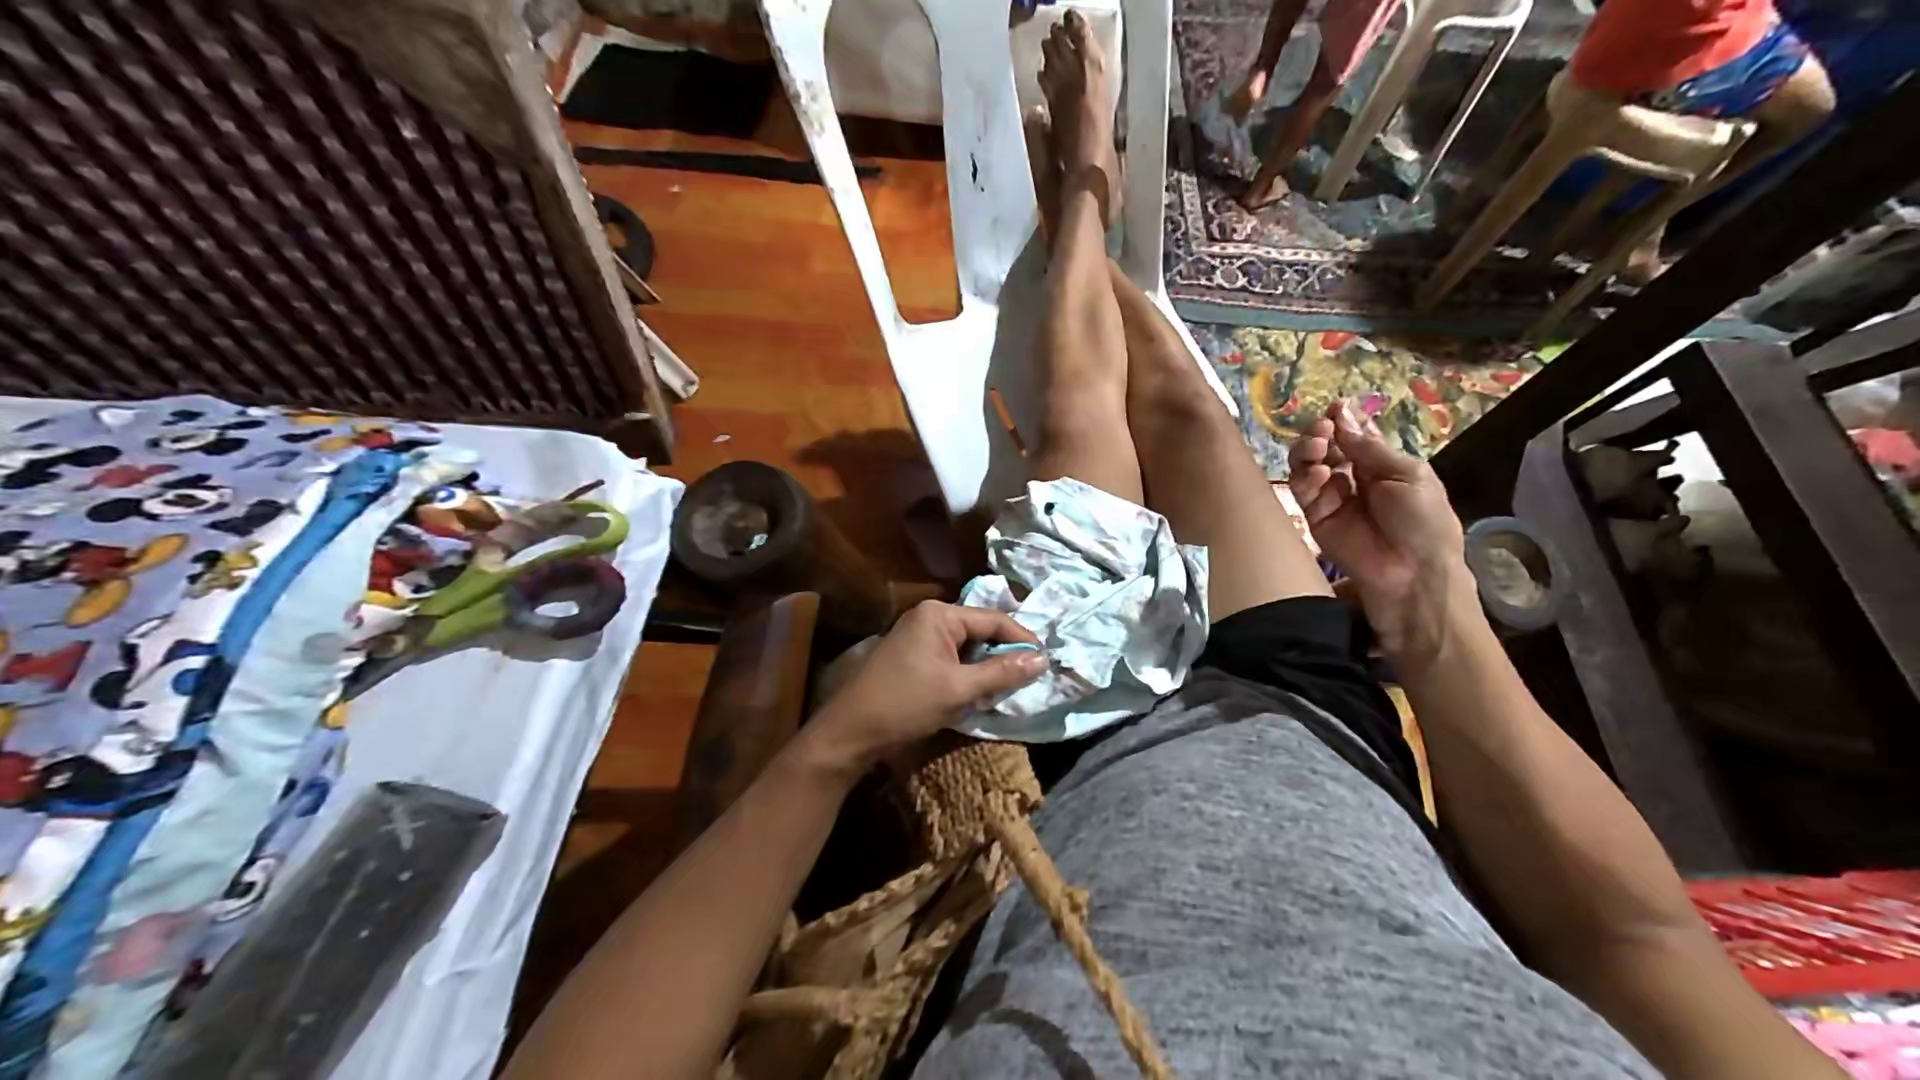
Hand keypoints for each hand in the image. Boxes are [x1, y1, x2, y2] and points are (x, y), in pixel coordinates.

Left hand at [800, 601, 1046, 776]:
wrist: (850, 731)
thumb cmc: (906, 704)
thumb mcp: (959, 690)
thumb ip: (1002, 672)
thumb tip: (1042, 659)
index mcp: (939, 615)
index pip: (994, 619)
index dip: (1022, 639)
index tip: (1046, 662)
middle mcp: (928, 616)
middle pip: (980, 629)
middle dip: (1004, 653)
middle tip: (1030, 676)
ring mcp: (916, 634)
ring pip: (965, 645)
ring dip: (986, 665)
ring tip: (1009, 685)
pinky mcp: (910, 655)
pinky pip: (950, 656)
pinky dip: (967, 671)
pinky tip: (979, 689)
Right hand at [1288, 400, 1473, 673]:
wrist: (1410, 571)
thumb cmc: (1423, 521)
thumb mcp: (1409, 474)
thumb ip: (1370, 448)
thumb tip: (1342, 418)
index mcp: (1383, 466)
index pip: (1356, 437)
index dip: (1345, 421)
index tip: (1336, 406)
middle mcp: (1354, 478)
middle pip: (1328, 447)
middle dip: (1322, 433)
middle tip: (1322, 428)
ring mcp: (1332, 497)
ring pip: (1309, 465)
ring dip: (1309, 450)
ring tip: (1316, 445)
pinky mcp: (1314, 516)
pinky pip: (1302, 490)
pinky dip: (1306, 476)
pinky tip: (1319, 473)